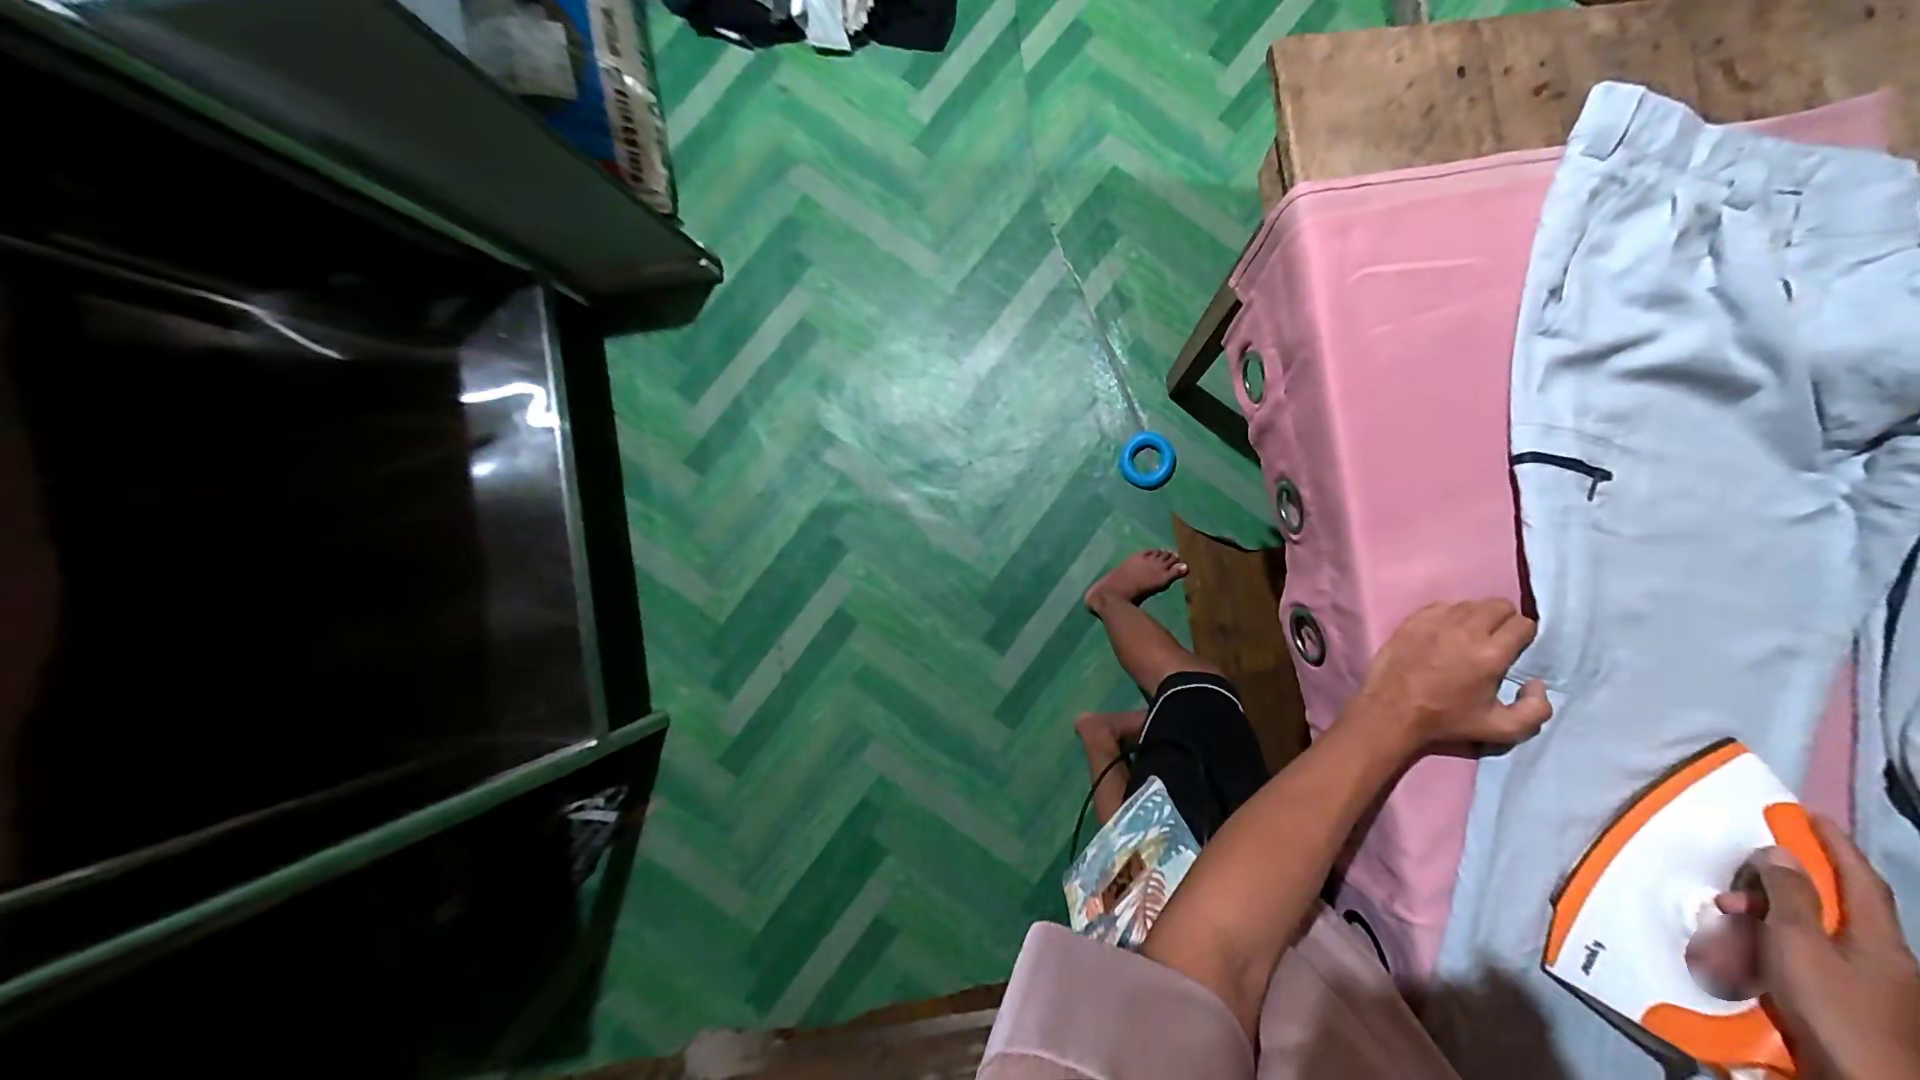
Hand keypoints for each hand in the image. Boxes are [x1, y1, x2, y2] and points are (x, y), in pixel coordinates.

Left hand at [1349, 599, 1550, 749]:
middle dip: (1505, 619)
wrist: (1392, 710)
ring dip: (1476, 615)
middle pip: (1498, 605)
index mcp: (1490, 653)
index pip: (1523, 623)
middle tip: (1497, 638)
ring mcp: (1434, 622)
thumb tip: (1537, 683)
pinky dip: (1448, 615)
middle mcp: (1464, 630)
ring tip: (1471, 636)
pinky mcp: (1411, 621)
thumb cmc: (1447, 720)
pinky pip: (1439, 606)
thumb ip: (1537, 710)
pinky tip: (1445, 632)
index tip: (1517, 648)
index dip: (1524, 635)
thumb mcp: (1503, 729)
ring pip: (1468, 604)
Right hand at [1720, 817, 1919, 1079]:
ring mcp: (1869, 983)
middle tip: (1734, 890)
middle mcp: (1882, 956)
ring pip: (1812, 933)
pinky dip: (1776, 948)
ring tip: (1729, 927)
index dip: (1835, 845)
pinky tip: (1751, 958)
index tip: (1809, 816)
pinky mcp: (1850, 1002)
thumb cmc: (1833, 1006)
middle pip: (1828, 907)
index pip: (1859, 880)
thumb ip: (1788, 896)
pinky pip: (1808, 959)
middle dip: (1776, 889)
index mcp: (1879, 939)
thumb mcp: (1800, 945)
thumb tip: (1780, 852)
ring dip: (1768, 922)